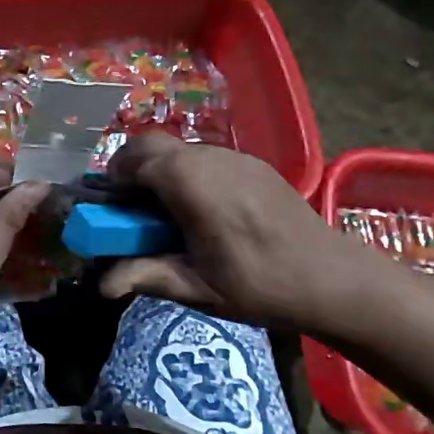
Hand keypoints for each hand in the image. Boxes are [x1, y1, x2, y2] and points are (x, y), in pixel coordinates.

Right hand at [100, 133, 358, 326]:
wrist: (332, 278)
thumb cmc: (260, 286)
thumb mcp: (198, 289)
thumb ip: (146, 277)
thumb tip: (101, 285)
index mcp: (192, 184)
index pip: (135, 159)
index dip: (114, 179)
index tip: (108, 208)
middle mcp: (211, 158)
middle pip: (154, 144)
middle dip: (132, 168)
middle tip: (130, 208)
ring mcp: (236, 157)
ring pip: (181, 148)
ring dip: (161, 170)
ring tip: (166, 213)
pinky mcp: (254, 164)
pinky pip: (206, 157)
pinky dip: (188, 172)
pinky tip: (202, 210)